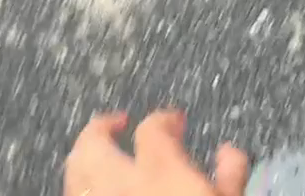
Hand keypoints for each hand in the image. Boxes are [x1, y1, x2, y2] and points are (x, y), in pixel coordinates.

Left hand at [65, 110, 250, 195]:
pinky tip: (97, 195)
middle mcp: (119, 189)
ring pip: (72, 177)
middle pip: (91, 144)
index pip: (152, 126)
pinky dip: (82, 193)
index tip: (174, 121)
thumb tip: (228, 153)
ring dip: (83, 161)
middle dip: (100, 128)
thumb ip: (232, 173)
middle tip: (117, 123)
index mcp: (160, 172)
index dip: (163, 117)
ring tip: (100, 159)